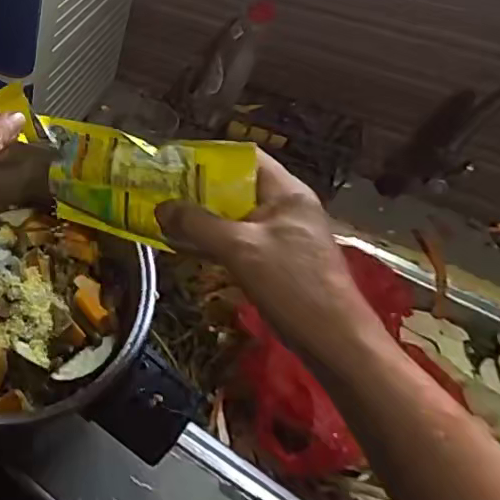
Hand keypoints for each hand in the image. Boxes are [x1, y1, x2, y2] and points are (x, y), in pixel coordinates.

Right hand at [157, 150, 382, 354]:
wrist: (337, 345)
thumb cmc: (293, 286)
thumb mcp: (240, 249)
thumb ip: (198, 224)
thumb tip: (161, 208)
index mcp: (286, 192)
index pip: (244, 156)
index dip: (208, 155)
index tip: (174, 162)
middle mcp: (286, 207)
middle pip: (237, 185)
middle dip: (199, 189)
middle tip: (162, 191)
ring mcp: (284, 235)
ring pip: (236, 215)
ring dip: (204, 217)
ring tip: (167, 218)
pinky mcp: (279, 261)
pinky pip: (241, 240)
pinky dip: (215, 240)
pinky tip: (189, 247)